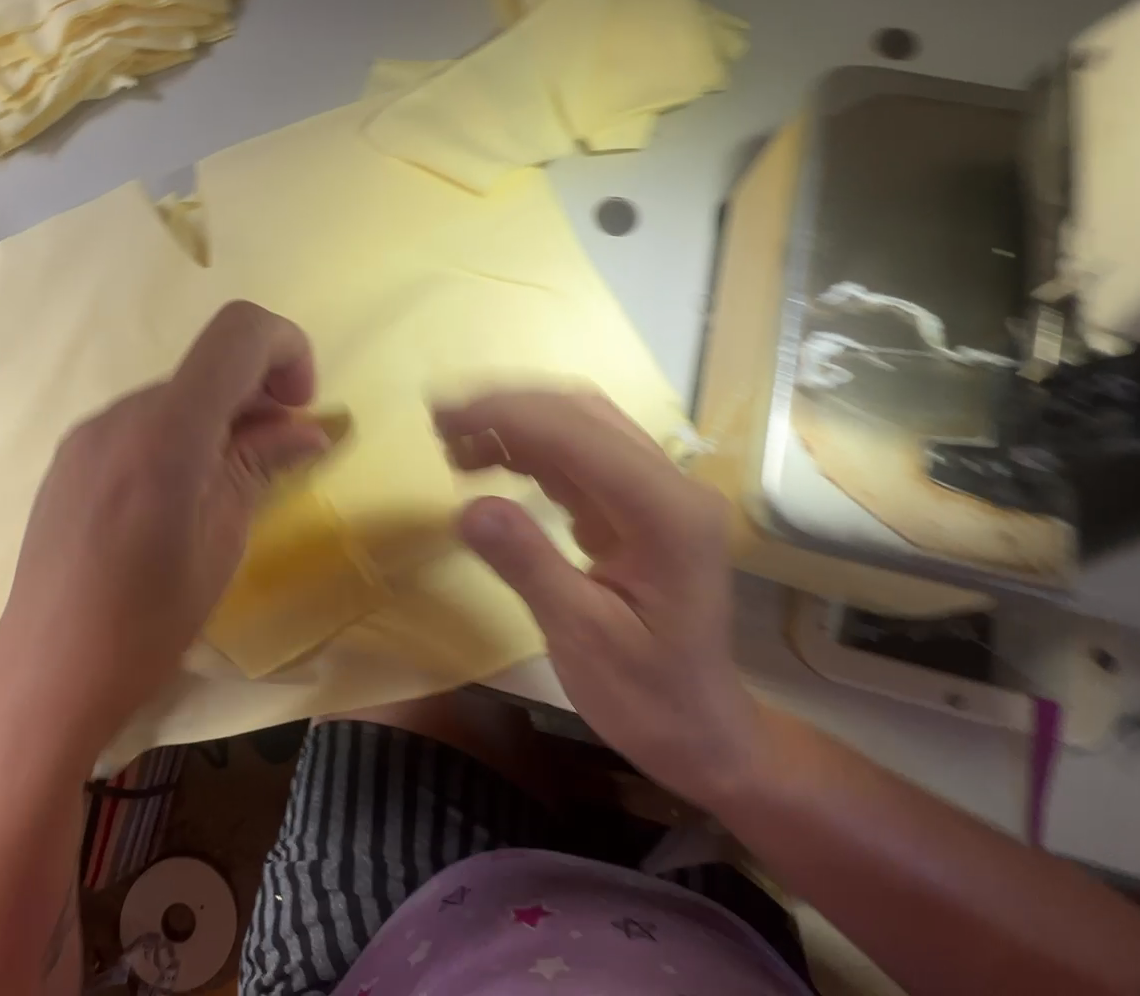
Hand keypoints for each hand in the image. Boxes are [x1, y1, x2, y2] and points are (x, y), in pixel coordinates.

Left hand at [0, 302, 331, 753]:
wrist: (50, 670)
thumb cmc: (149, 621)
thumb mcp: (223, 541)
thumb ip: (261, 466)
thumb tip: (309, 430)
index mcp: (167, 431)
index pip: (239, 333)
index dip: (287, 350)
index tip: (300, 410)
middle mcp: (120, 414)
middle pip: (207, 367)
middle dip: (257, 397)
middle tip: (279, 459)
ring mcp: (87, 434)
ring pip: (174, 398)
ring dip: (218, 422)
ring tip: (226, 490)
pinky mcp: (69, 459)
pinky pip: (140, 426)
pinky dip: (179, 440)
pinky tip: (177, 502)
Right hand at [435, 390, 765, 806]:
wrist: (699, 731)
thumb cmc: (649, 697)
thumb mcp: (582, 639)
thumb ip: (529, 566)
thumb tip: (468, 508)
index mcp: (668, 515)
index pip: (582, 437)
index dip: (509, 415)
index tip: (443, 415)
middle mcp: (669, 489)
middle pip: (584, 416)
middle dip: (508, 409)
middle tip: (440, 422)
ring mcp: (656, 496)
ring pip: (580, 430)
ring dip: (516, 425)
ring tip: (453, 442)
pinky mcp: (636, 510)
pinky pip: (579, 461)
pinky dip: (529, 453)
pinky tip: (488, 464)